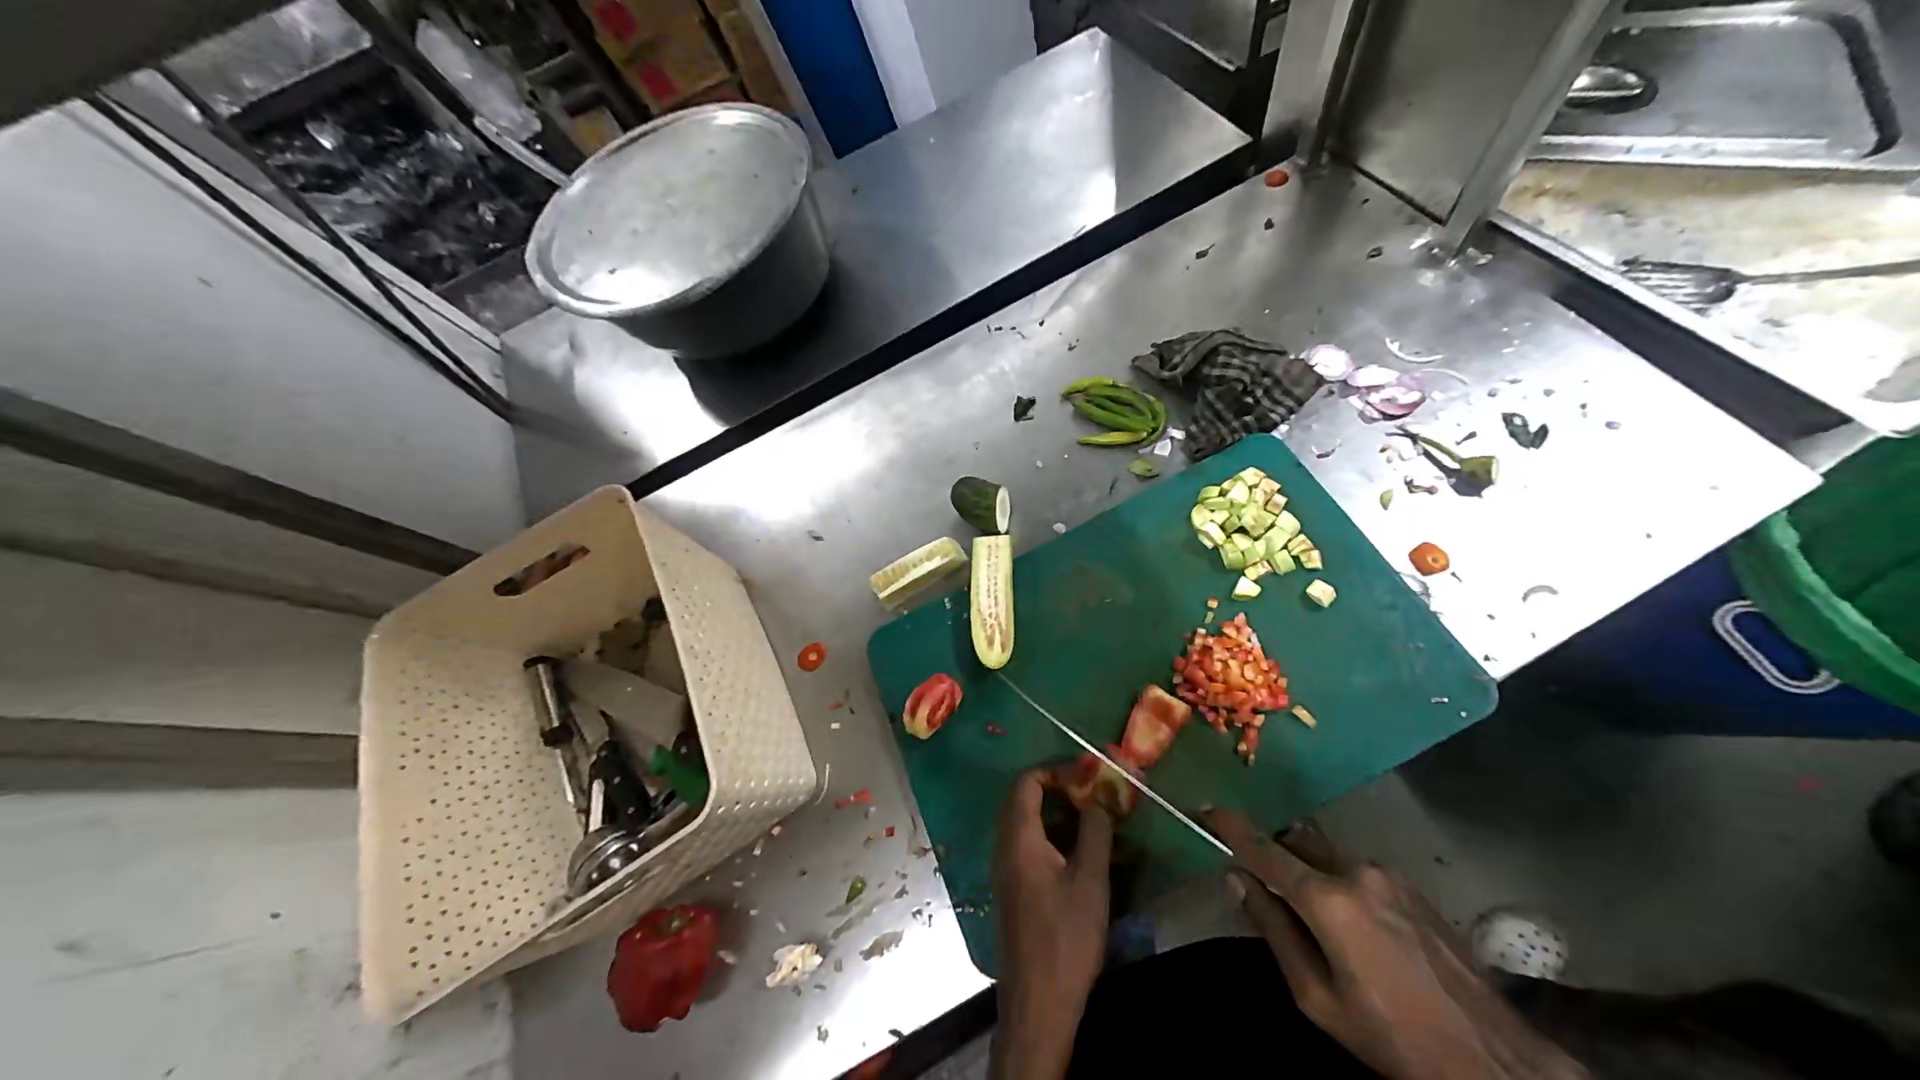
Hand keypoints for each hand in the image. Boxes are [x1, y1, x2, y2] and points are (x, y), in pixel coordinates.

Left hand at [990, 770, 1112, 1079]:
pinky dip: (1051, 837)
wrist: (1037, 1001)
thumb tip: (1098, 799)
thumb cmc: (1065, 937)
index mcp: (1018, 838)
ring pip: (1025, 824)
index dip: (1055, 770)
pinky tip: (1081, 853)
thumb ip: (1094, 832)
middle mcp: (1004, 847)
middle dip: (1057, 789)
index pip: (1026, 782)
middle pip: (1022, 800)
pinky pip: (1027, 847)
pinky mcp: (1011, 889)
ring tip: (1093, 820)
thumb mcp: (1090, 880)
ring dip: (1055, 814)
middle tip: (1092, 794)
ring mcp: (1004, 870)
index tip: (1087, 776)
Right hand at [1207, 811, 1588, 1079]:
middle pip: (1297, 847)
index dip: (1232, 828)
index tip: (1207, 809)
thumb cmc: (1392, 1036)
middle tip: (1266, 890)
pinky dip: (1342, 886)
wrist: (1493, 1058)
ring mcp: (1391, 876)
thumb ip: (1273, 930)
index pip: (1265, 850)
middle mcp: (1357, 872)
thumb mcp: (1317, 997)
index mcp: (1328, 899)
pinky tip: (1358, 932)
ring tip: (1320, 925)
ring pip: (1329, 859)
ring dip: (1312, 876)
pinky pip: (1359, 873)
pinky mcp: (1414, 888)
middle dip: (1276, 859)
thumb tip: (1238, 880)